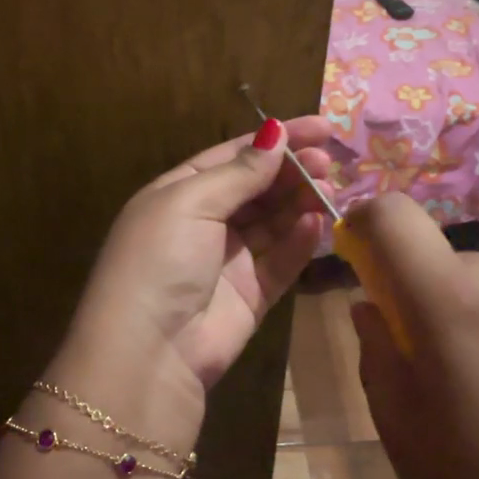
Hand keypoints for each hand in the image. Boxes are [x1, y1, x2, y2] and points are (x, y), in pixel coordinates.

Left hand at [66, 116, 335, 392]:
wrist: (149, 351)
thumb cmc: (161, 260)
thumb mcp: (191, 202)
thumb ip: (238, 172)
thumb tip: (275, 132)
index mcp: (178, 193)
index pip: (232, 156)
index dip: (274, 140)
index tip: (320, 127)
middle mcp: (202, 223)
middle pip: (256, 188)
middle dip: (292, 170)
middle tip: (328, 160)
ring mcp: (227, 261)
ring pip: (273, 223)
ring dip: (300, 201)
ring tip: (330, 187)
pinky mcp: (250, 296)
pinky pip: (281, 262)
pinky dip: (300, 241)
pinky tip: (318, 222)